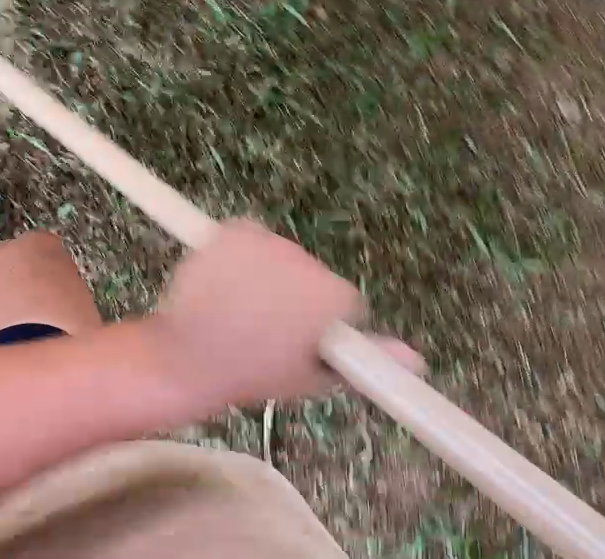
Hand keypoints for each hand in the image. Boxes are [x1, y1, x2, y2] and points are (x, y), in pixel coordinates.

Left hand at [148, 219, 421, 406]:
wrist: (187, 353)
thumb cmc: (252, 372)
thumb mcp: (311, 378)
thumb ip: (367, 364)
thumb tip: (416, 359)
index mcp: (334, 296)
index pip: (347, 303)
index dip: (326, 324)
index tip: (303, 341)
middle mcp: (308, 259)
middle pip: (314, 275)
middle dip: (298, 296)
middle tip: (268, 328)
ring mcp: (269, 240)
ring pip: (282, 256)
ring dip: (271, 274)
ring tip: (243, 308)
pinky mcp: (236, 227)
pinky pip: (251, 237)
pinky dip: (244, 252)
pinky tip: (230, 281)